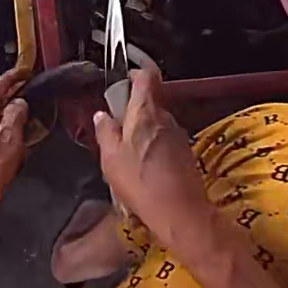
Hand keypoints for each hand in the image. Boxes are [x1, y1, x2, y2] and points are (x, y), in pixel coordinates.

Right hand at [92, 65, 222, 258]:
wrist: (180, 213)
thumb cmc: (140, 182)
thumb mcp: (110, 158)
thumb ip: (105, 132)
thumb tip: (102, 115)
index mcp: (146, 112)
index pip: (146, 76)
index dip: (133, 74)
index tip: (121, 83)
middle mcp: (166, 118)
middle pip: (149, 102)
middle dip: (132, 112)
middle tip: (114, 132)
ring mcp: (178, 135)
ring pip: (156, 124)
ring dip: (142, 133)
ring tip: (126, 157)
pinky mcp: (185, 153)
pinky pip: (164, 141)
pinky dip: (152, 149)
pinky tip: (142, 171)